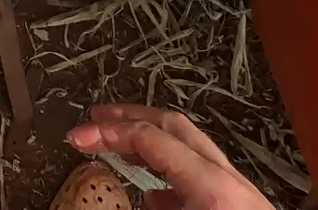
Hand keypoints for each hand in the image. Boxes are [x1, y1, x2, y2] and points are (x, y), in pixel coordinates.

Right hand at [67, 105, 274, 209]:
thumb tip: (127, 197)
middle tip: (95, 118)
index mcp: (211, 186)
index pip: (147, 136)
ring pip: (191, 147)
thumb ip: (151, 205)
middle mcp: (229, 181)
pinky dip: (172, 172)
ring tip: (119, 149)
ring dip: (151, 140)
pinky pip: (205, 177)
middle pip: (173, 125)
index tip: (74, 138)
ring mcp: (243, 195)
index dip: (104, 131)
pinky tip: (156, 197)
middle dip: (129, 117)